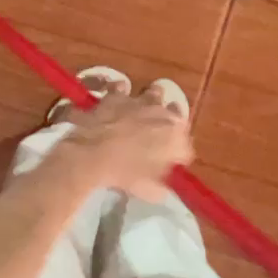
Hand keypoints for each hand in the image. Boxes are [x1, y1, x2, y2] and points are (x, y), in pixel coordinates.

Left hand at [41, 93, 191, 200]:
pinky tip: (118, 98)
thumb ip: (160, 186)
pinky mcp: (116, 95)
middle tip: (159, 134)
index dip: (178, 152)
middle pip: (175, 112)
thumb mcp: (148, 190)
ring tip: (144, 111)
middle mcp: (162, 114)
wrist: (91, 154)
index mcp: (176, 136)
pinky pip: (122, 88)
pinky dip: (121, 92)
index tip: (171, 160)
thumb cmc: (124, 174)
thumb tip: (162, 189)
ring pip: (155, 93)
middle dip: (170, 122)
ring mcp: (139, 101)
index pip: (186, 143)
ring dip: (152, 101)